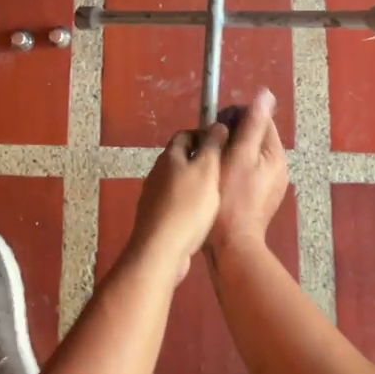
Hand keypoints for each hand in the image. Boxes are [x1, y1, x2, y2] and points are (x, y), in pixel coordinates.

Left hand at [127, 123, 227, 283]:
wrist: (161, 248)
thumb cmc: (188, 206)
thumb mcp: (207, 170)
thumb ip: (212, 146)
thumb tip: (217, 125)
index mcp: (169, 156)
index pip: (185, 134)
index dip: (203, 136)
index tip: (222, 145)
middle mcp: (157, 172)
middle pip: (179, 158)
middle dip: (199, 160)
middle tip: (222, 171)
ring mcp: (152, 195)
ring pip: (176, 181)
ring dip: (193, 184)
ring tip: (214, 195)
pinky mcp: (154, 217)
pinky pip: (173, 202)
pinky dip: (186, 203)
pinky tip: (199, 217)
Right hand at [209, 89, 287, 260]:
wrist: (232, 244)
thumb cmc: (232, 196)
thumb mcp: (240, 155)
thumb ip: (253, 124)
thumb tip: (266, 94)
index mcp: (275, 154)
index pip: (259, 119)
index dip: (236, 116)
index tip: (215, 127)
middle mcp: (277, 167)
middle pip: (254, 135)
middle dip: (232, 134)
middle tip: (210, 146)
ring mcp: (269, 184)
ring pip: (248, 153)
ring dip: (231, 151)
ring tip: (211, 160)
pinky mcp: (259, 198)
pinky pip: (246, 172)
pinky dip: (233, 168)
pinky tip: (218, 177)